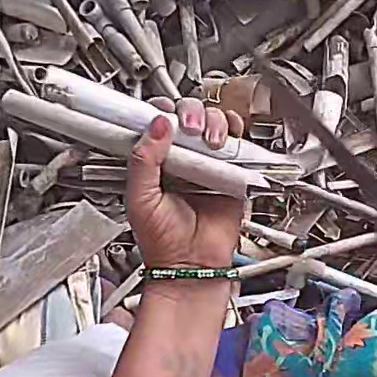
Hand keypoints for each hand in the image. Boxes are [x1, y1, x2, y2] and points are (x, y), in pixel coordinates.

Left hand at [127, 97, 246, 270]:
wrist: (191, 265)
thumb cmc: (162, 241)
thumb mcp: (139, 199)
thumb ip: (143, 161)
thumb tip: (158, 125)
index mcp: (155, 161)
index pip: (158, 121)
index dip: (163, 112)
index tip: (165, 118)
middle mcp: (182, 157)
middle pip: (189, 115)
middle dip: (191, 114)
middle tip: (190, 130)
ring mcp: (207, 163)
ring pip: (215, 123)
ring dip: (215, 122)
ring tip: (211, 141)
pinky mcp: (231, 174)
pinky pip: (238, 145)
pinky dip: (237, 135)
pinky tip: (227, 144)